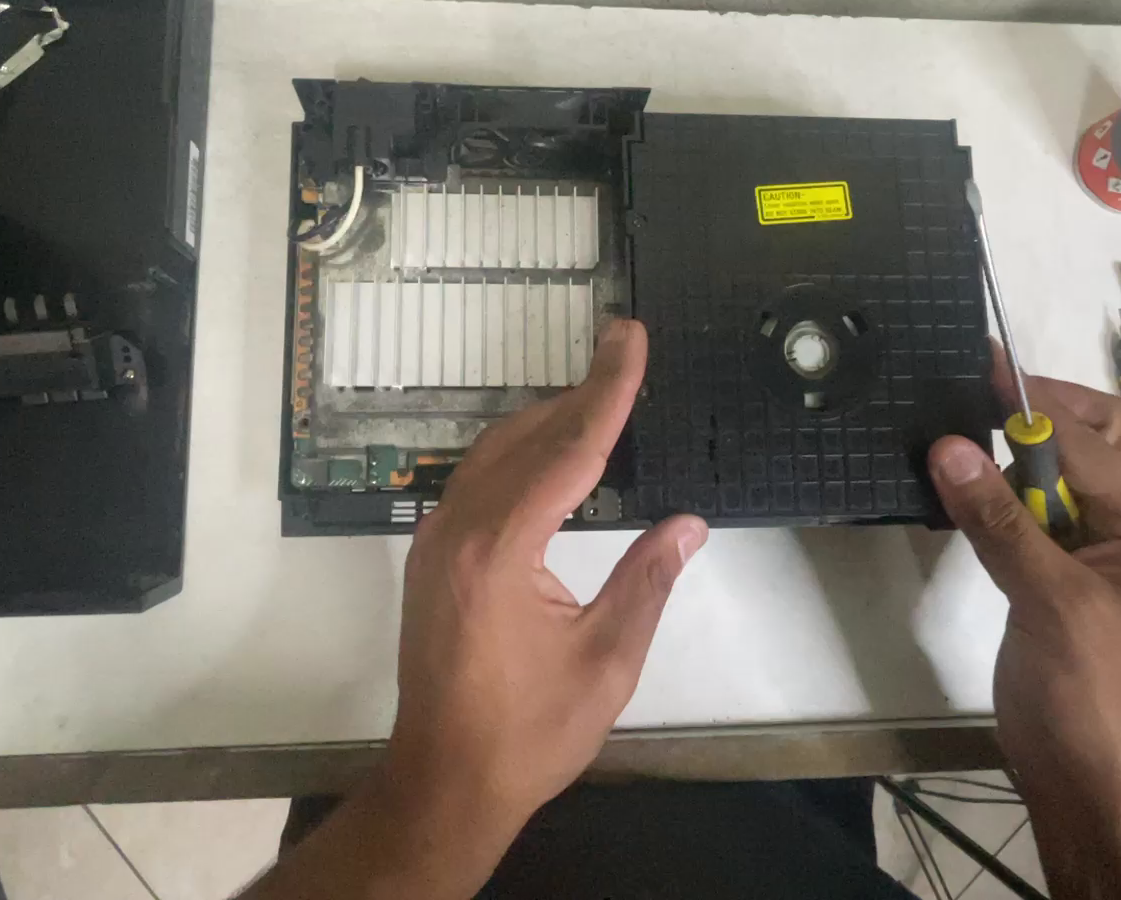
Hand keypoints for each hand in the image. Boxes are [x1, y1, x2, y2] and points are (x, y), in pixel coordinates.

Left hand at [388, 317, 706, 829]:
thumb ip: (646, 580)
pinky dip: (521, 453)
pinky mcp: (432, 552)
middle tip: (624, 351)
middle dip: (581, 393)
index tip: (629, 338)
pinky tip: (551, 453)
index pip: (569, 449)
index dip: (609, 389)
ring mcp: (436, 537)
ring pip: (496, 452)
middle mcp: (458, 528)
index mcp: (501, 549)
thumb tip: (689, 523)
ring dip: (549, 419)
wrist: (442, 782)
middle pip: (528, 437)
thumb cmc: (528, 734)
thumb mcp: (606, 662)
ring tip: (599, 395)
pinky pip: (479, 478)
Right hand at [928, 373, 1120, 898]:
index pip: (1088, 444)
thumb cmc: (1101, 700)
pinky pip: (1028, 520)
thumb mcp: (1053, 603)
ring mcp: (1096, 558)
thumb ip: (999, 520)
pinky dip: (994, 499)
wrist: (1104, 794)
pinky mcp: (1058, 583)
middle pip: (1092, 446)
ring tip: (954, 438)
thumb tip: (948, 445)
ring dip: (1008, 459)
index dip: (1032, 406)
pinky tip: (958, 492)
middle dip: (1037, 418)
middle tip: (972, 397)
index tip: (978, 367)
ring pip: (1054, 482)